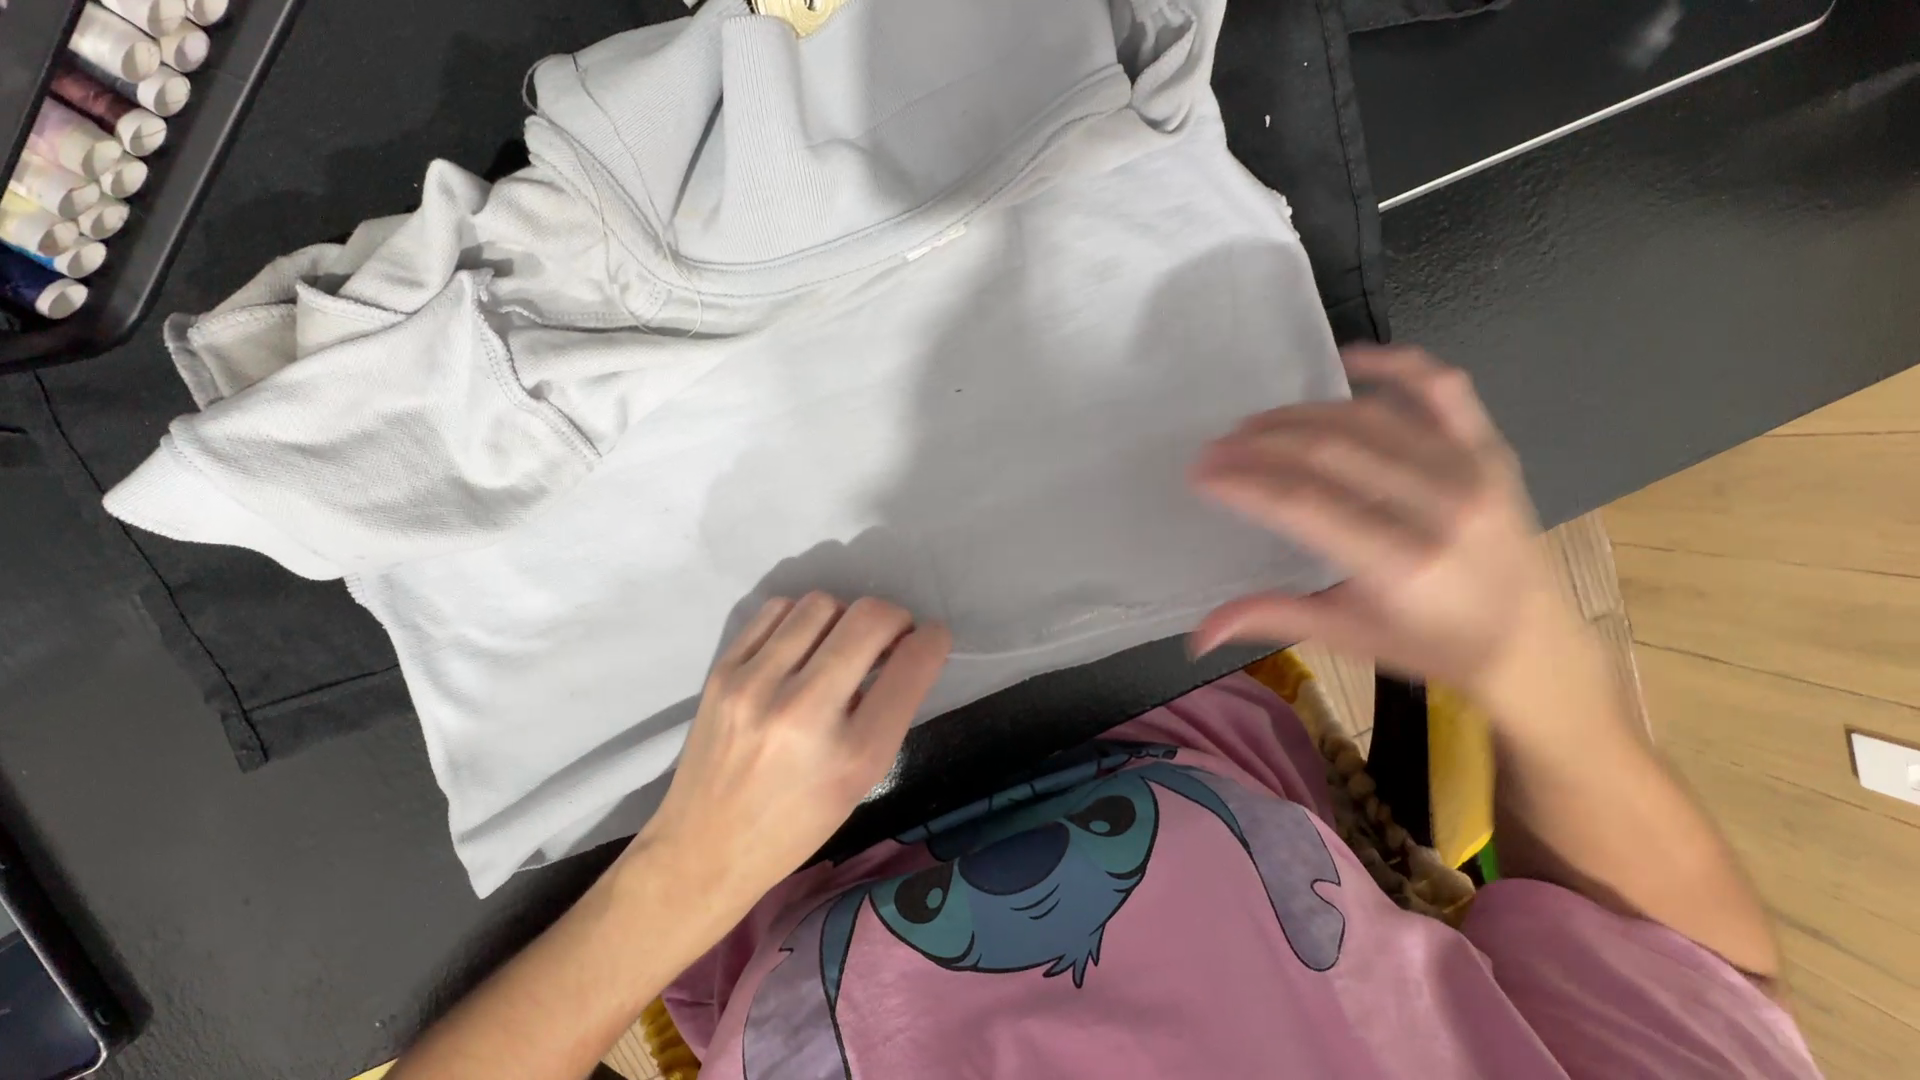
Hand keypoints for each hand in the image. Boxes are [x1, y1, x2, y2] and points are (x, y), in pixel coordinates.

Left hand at [629, 593, 950, 919]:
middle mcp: (804, 711)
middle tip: (891, 637)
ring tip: (840, 643)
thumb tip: (900, 648)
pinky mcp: (722, 672)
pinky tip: (802, 645)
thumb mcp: (862, 781)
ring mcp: (756, 685)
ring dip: (845, 616)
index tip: (931, 638)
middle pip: (869, 619)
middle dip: (894, 618)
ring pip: (822, 603)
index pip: (911, 666)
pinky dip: (801, 619)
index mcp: (853, 753)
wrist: (705, 847)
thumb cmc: (797, 824)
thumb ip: (887, 713)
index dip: (933, 640)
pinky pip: (777, 611)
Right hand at [1189, 346, 1576, 695]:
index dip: (1245, 482)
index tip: (1203, 473)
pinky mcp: (1490, 451)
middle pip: (1329, 452)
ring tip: (1256, 423)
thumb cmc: (1433, 646)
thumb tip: (1197, 633)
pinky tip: (1347, 360)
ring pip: (1368, 419)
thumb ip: (1274, 617)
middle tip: (1217, 448)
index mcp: (1403, 564)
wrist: (1532, 643)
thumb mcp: (1350, 638)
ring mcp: (1471, 471)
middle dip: (1260, 445)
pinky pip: (1443, 389)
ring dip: (1301, 414)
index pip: (1304, 504)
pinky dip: (1395, 365)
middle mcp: (1440, 508)